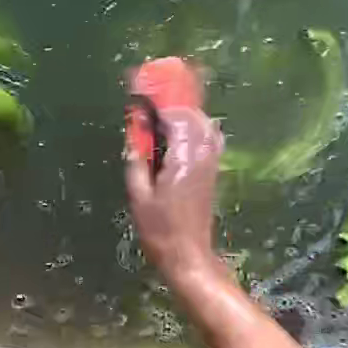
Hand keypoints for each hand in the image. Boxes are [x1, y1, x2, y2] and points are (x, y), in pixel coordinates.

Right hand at [124, 105, 225, 287]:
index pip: (177, 117)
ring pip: (205, 125)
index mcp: (183, 159)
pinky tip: (176, 135)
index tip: (140, 94)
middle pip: (195, 116)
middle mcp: (203, 155)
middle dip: (173, 105)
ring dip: (185, 115)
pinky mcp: (212, 171)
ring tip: (161, 117)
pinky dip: (194, 128)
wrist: (186, 253)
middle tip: (149, 103)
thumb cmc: (158, 227)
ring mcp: (212, 163)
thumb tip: (134, 130)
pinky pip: (208, 138)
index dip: (159, 103)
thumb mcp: (138, 193)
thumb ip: (137, 158)